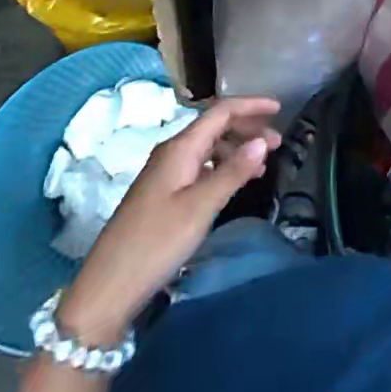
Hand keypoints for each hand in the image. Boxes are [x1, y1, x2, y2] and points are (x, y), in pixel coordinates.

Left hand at [58, 96, 280, 344]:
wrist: (109, 285)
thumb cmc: (157, 242)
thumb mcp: (201, 206)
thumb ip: (233, 171)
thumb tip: (263, 140)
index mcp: (180, 147)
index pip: (220, 112)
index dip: (251, 106)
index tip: (280, 109)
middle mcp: (172, 152)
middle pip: (214, 126)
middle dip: (247, 128)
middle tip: (279, 142)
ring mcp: (166, 172)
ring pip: (208, 146)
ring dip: (236, 148)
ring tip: (263, 165)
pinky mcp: (163, 192)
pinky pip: (200, 165)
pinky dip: (222, 166)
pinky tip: (235, 182)